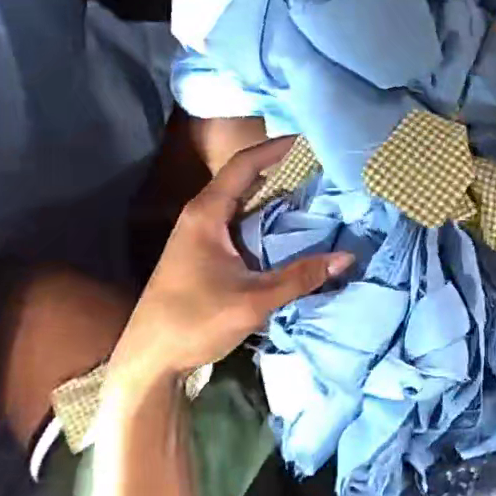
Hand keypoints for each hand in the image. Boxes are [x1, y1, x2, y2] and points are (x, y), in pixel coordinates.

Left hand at [110, 137, 352, 387]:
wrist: (149, 357)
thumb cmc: (195, 321)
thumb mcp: (253, 299)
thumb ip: (300, 277)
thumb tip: (346, 258)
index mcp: (206, 213)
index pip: (244, 165)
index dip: (275, 148)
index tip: (308, 139)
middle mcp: (200, 215)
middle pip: (242, 178)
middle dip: (278, 167)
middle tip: (318, 165)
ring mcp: (198, 233)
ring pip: (239, 201)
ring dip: (270, 194)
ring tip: (310, 190)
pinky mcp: (200, 251)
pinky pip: (236, 220)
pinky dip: (261, 216)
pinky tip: (284, 227)